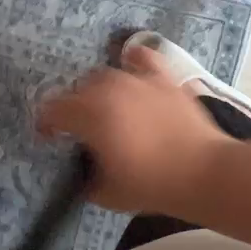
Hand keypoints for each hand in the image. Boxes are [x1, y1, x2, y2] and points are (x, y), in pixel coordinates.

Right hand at [37, 45, 231, 215]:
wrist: (204, 172)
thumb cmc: (151, 184)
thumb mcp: (106, 192)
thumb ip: (86, 177)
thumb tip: (83, 169)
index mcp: (88, 115)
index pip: (52, 110)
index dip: (46, 124)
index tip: (50, 138)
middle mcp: (107, 89)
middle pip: (76, 90)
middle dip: (72, 108)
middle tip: (81, 130)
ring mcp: (136, 78)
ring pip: (103, 74)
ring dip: (97, 90)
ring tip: (107, 108)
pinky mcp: (162, 77)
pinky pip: (140, 57)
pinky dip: (131, 61)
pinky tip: (131, 71)